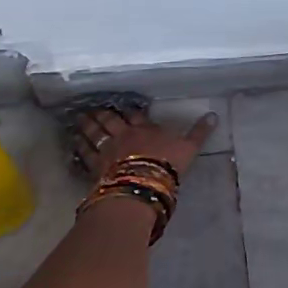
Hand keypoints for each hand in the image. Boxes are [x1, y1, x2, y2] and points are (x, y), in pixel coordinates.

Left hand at [72, 106, 216, 180]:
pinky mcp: (96, 165)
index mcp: (145, 129)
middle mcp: (124, 135)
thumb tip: (214, 115)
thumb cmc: (167, 165)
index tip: (121, 104)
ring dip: (87, 125)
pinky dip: (79, 146)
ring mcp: (108, 149)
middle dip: (101, 113)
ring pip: (94, 133)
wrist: (143, 182)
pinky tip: (74, 142)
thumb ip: (199, 132)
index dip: (127, 110)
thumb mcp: (188, 148)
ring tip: (79, 118)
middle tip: (91, 107)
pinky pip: (85, 153)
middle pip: (110, 120)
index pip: (134, 115)